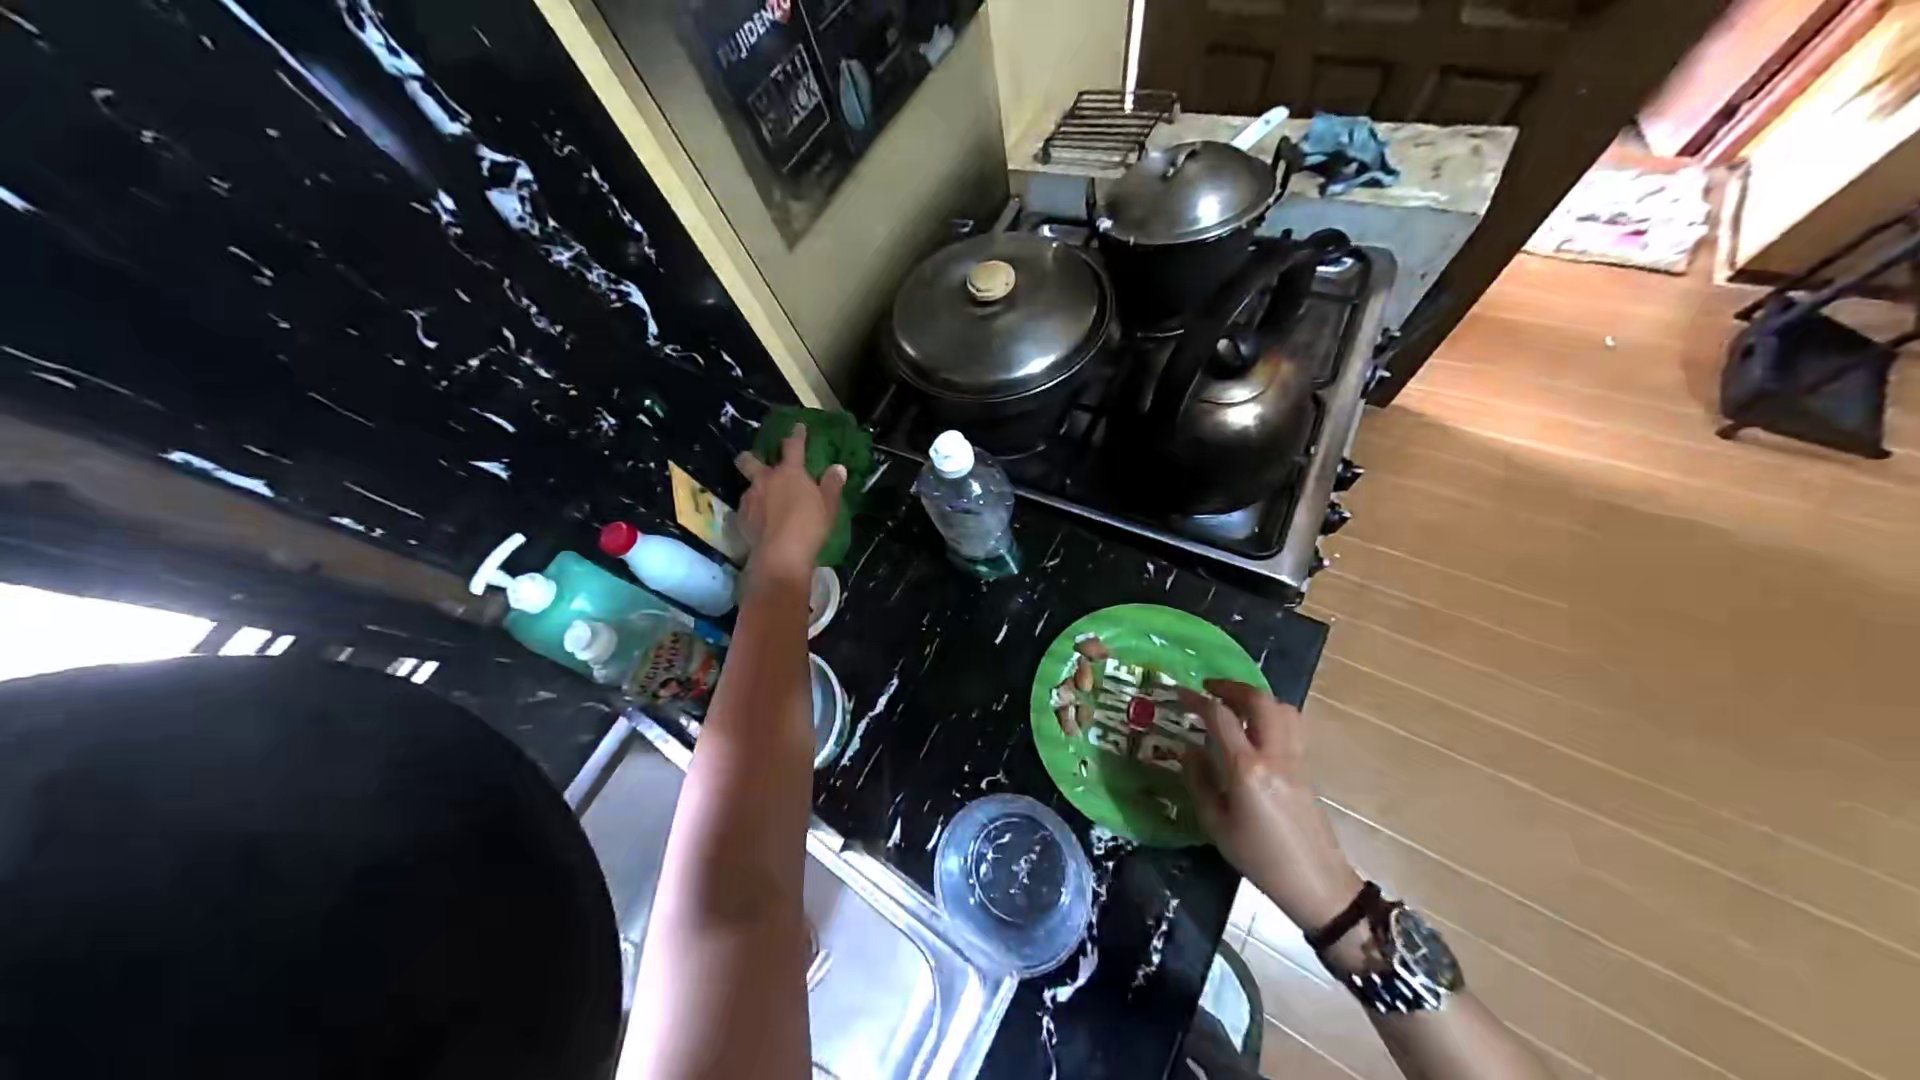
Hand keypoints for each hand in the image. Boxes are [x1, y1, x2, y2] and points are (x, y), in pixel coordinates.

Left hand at [734, 423, 845, 583]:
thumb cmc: (810, 526)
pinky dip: (753, 512)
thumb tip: (838, 468)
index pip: (793, 446)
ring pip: (748, 486)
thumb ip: (832, 485)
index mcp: (790, 472)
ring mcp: (750, 498)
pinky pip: (746, 508)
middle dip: (751, 458)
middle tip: (756, 462)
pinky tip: (761, 522)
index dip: (796, 435)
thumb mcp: (828, 506)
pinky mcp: (741, 518)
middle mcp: (765, 480)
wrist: (781, 555)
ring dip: (755, 489)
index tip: (797, 427)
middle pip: (750, 460)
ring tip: (764, 502)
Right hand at [1181, 680, 1362, 934]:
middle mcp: (1273, 755)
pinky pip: (1290, 726)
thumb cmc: (1259, 858)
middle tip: (1209, 688)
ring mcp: (1294, 759)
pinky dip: (1270, 713)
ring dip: (1255, 697)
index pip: (1220, 717)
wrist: (1316, 884)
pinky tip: (1255, 727)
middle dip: (1231, 686)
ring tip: (1233, 702)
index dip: (1197, 699)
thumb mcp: (1215, 824)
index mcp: (1246, 769)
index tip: (1179, 693)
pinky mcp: (1305, 768)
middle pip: (1259, 700)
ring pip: (1281, 708)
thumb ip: (1199, 781)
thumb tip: (1188, 750)